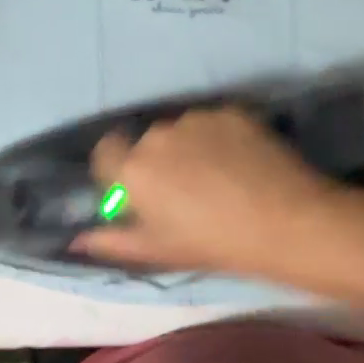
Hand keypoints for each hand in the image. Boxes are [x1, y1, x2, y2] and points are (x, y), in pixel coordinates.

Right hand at [73, 107, 336, 273]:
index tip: (137, 192)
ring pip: (181, 132)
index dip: (117, 171)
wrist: (286, 222)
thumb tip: (77, 240)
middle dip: (157, 163)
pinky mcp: (233, 112)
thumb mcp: (158, 250)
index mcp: (134, 169)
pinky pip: (214, 124)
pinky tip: (240, 166)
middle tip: (184, 194)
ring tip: (218, 180)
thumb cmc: (214, 244)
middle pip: (146, 144)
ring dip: (189, 149)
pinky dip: (219, 140)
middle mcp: (159, 135)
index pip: (105, 154)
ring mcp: (198, 119)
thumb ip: (112, 241)